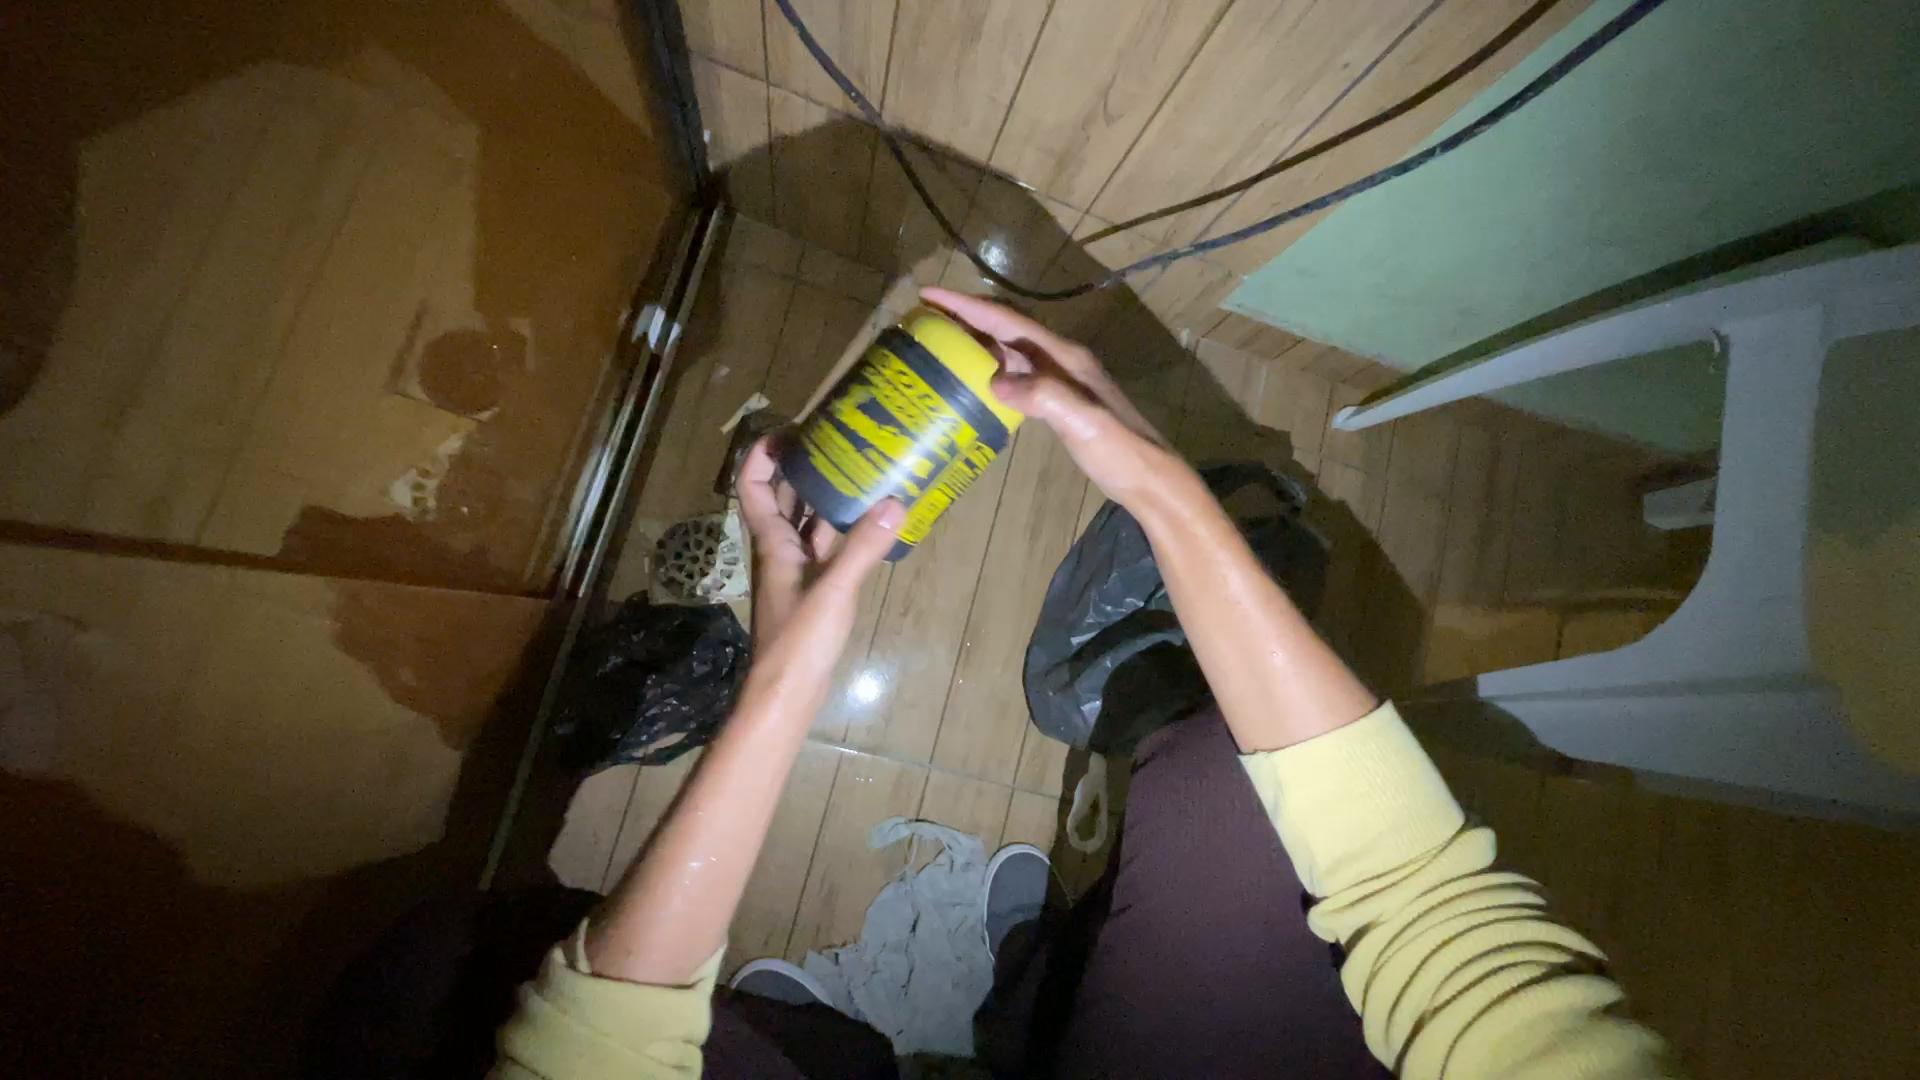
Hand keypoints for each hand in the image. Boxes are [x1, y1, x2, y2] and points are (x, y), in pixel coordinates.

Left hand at [735, 436, 901, 655]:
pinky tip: (869, 522)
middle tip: (836, 441)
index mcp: (772, 543)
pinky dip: (842, 530)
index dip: (762, 455)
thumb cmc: (799, 640)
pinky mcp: (814, 589)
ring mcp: (797, 571)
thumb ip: (863, 548)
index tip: (790, 430)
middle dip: (800, 468)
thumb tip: (896, 503)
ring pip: (805, 523)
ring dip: (824, 497)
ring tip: (858, 471)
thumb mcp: (834, 590)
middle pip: (782, 499)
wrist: (786, 692)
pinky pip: (825, 547)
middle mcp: (780, 550)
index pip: (752, 486)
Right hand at [920, 287, 1192, 510]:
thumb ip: (1044, 397)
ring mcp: (1061, 378)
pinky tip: (976, 378)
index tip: (930, 294)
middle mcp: (1061, 359)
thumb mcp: (1083, 423)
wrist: (1148, 478)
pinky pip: (1017, 370)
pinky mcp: (1059, 399)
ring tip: (941, 339)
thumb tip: (996, 380)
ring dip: (978, 338)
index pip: (1009, 321)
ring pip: (1012, 347)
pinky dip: (992, 364)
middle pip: (1008, 326)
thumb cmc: (1119, 452)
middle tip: (926, 314)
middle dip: (968, 315)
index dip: (969, 306)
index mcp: (1064, 357)